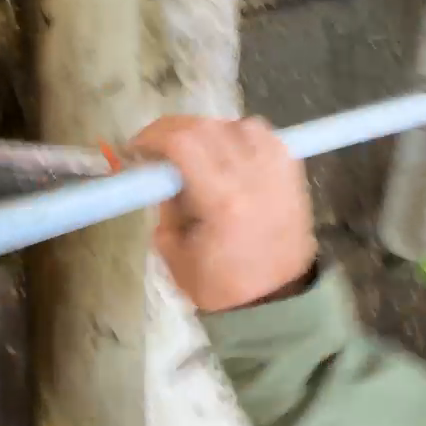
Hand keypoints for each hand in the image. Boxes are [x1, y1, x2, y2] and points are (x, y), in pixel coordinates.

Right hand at [131, 115, 316, 312]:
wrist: (275, 300)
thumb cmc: (216, 283)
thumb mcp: (172, 248)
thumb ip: (166, 204)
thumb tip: (160, 175)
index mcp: (221, 200)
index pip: (183, 143)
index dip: (151, 137)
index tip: (134, 151)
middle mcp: (253, 178)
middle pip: (207, 127)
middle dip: (170, 130)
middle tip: (153, 149)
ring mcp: (277, 173)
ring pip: (238, 125)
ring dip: (207, 131)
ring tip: (192, 151)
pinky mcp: (291, 174)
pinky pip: (265, 135)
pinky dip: (238, 134)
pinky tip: (224, 151)